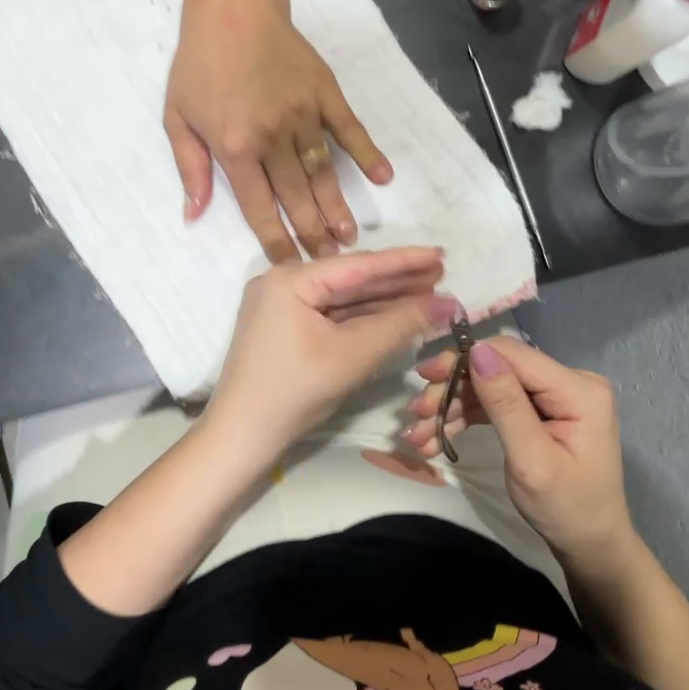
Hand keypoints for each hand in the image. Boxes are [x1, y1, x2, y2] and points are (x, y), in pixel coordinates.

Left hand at [165, 0, 391, 261]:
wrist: (232, 9)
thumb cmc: (199, 64)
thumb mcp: (176, 117)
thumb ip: (190, 167)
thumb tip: (194, 215)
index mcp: (236, 148)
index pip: (259, 206)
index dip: (275, 239)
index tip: (290, 264)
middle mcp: (274, 139)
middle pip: (297, 196)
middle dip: (313, 233)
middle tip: (329, 260)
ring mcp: (304, 116)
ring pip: (323, 172)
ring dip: (337, 206)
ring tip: (351, 237)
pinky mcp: (326, 94)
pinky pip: (351, 130)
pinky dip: (368, 153)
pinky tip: (384, 177)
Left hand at [203, 248, 459, 457]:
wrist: (241, 435)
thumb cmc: (295, 391)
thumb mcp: (353, 356)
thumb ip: (400, 325)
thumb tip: (447, 304)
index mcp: (290, 280)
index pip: (358, 265)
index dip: (404, 261)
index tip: (440, 254)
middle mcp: (281, 283)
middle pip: (349, 279)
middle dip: (396, 280)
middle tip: (441, 273)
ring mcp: (279, 306)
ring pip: (341, 298)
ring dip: (382, 299)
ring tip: (427, 292)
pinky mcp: (283, 328)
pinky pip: (329, 314)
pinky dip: (360, 317)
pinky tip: (393, 313)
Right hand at [407, 338, 635, 559]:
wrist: (588, 544)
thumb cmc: (566, 508)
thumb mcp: (532, 460)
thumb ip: (505, 404)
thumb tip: (478, 351)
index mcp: (578, 388)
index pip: (512, 355)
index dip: (465, 359)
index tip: (424, 377)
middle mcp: (569, 382)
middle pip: (497, 368)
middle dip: (453, 388)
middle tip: (415, 412)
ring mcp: (554, 395)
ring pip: (489, 385)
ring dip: (452, 406)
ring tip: (418, 432)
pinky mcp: (539, 409)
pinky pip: (495, 402)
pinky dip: (465, 417)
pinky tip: (436, 434)